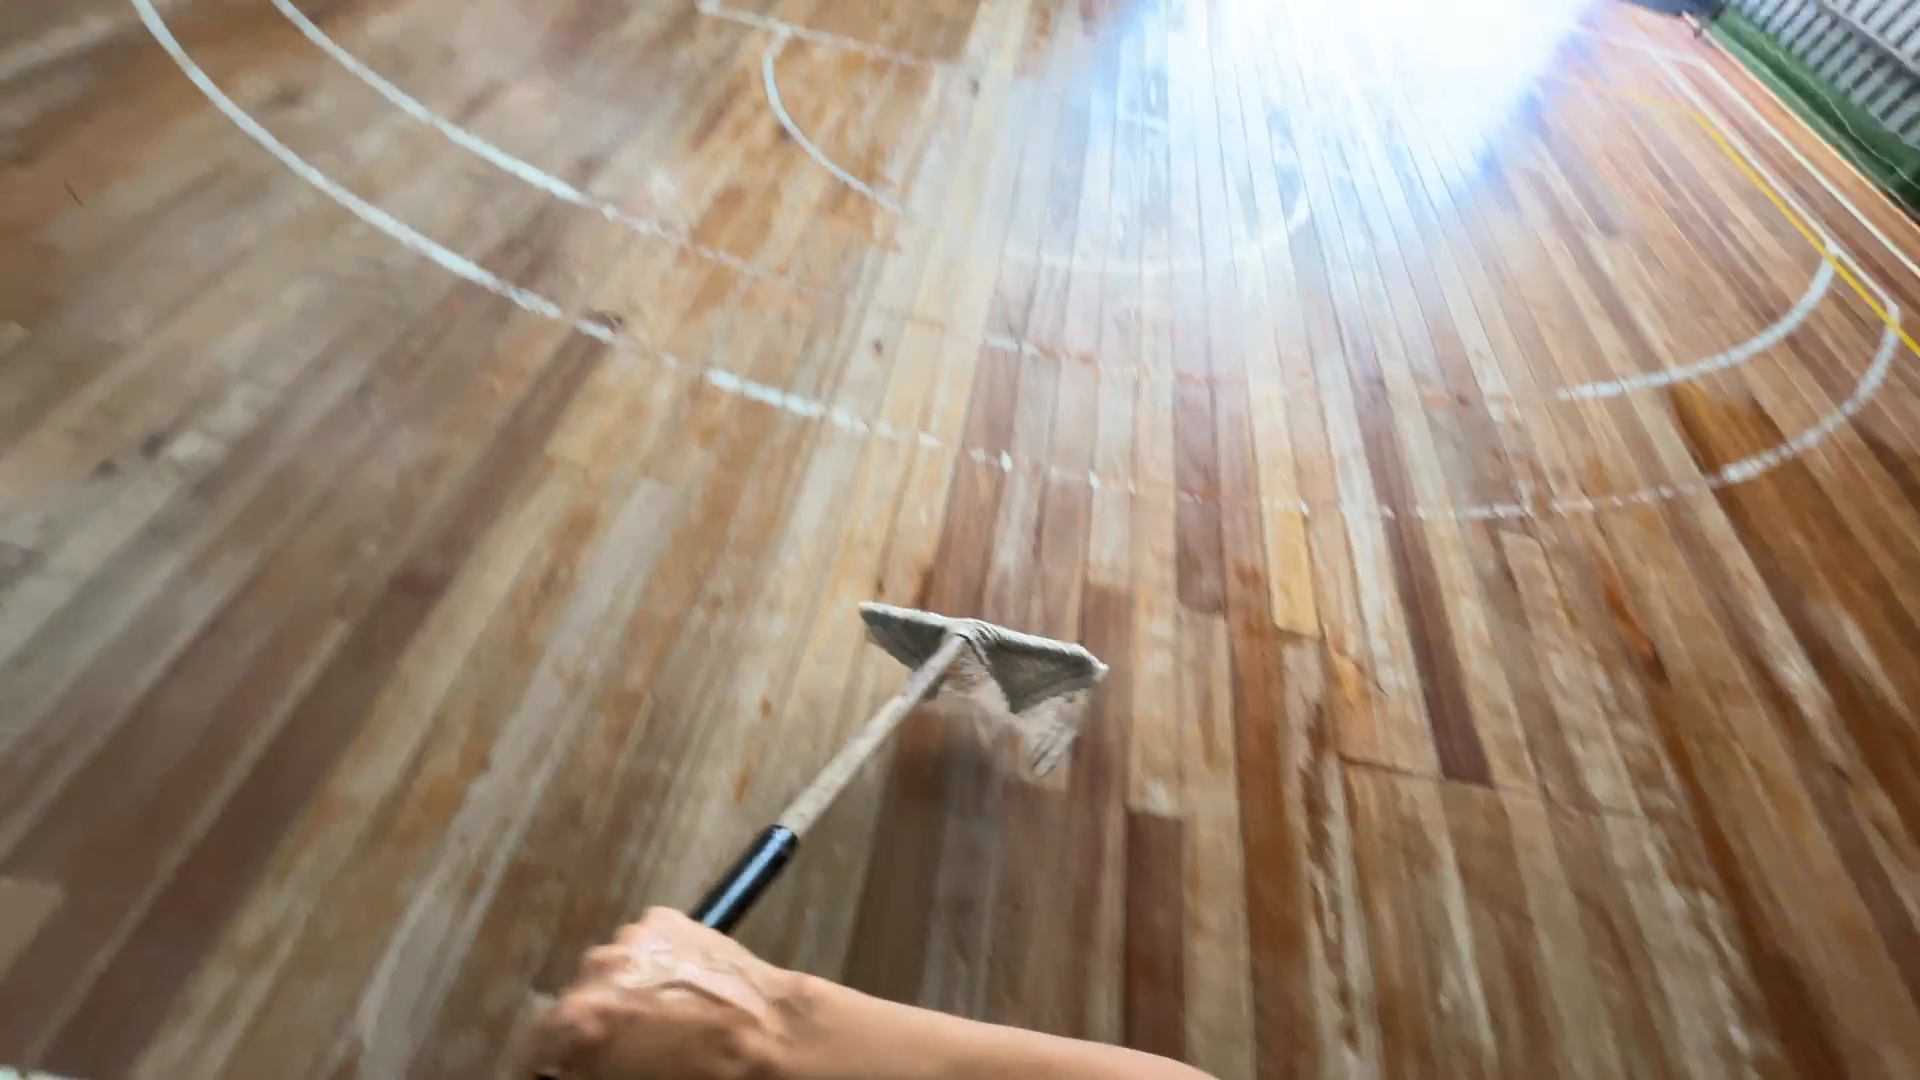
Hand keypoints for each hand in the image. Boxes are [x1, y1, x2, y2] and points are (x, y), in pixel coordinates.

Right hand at [521, 907, 798, 1079]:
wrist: (763, 1031)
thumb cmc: (694, 1075)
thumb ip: (584, 1069)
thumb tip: (574, 1065)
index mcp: (576, 1022)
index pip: (533, 1053)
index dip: (552, 1068)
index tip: (570, 1071)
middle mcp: (596, 970)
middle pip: (572, 1005)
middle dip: (587, 1027)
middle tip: (621, 1046)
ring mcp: (631, 937)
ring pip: (607, 971)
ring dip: (619, 989)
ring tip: (656, 1011)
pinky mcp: (662, 918)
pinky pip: (642, 944)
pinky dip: (651, 961)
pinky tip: (676, 983)